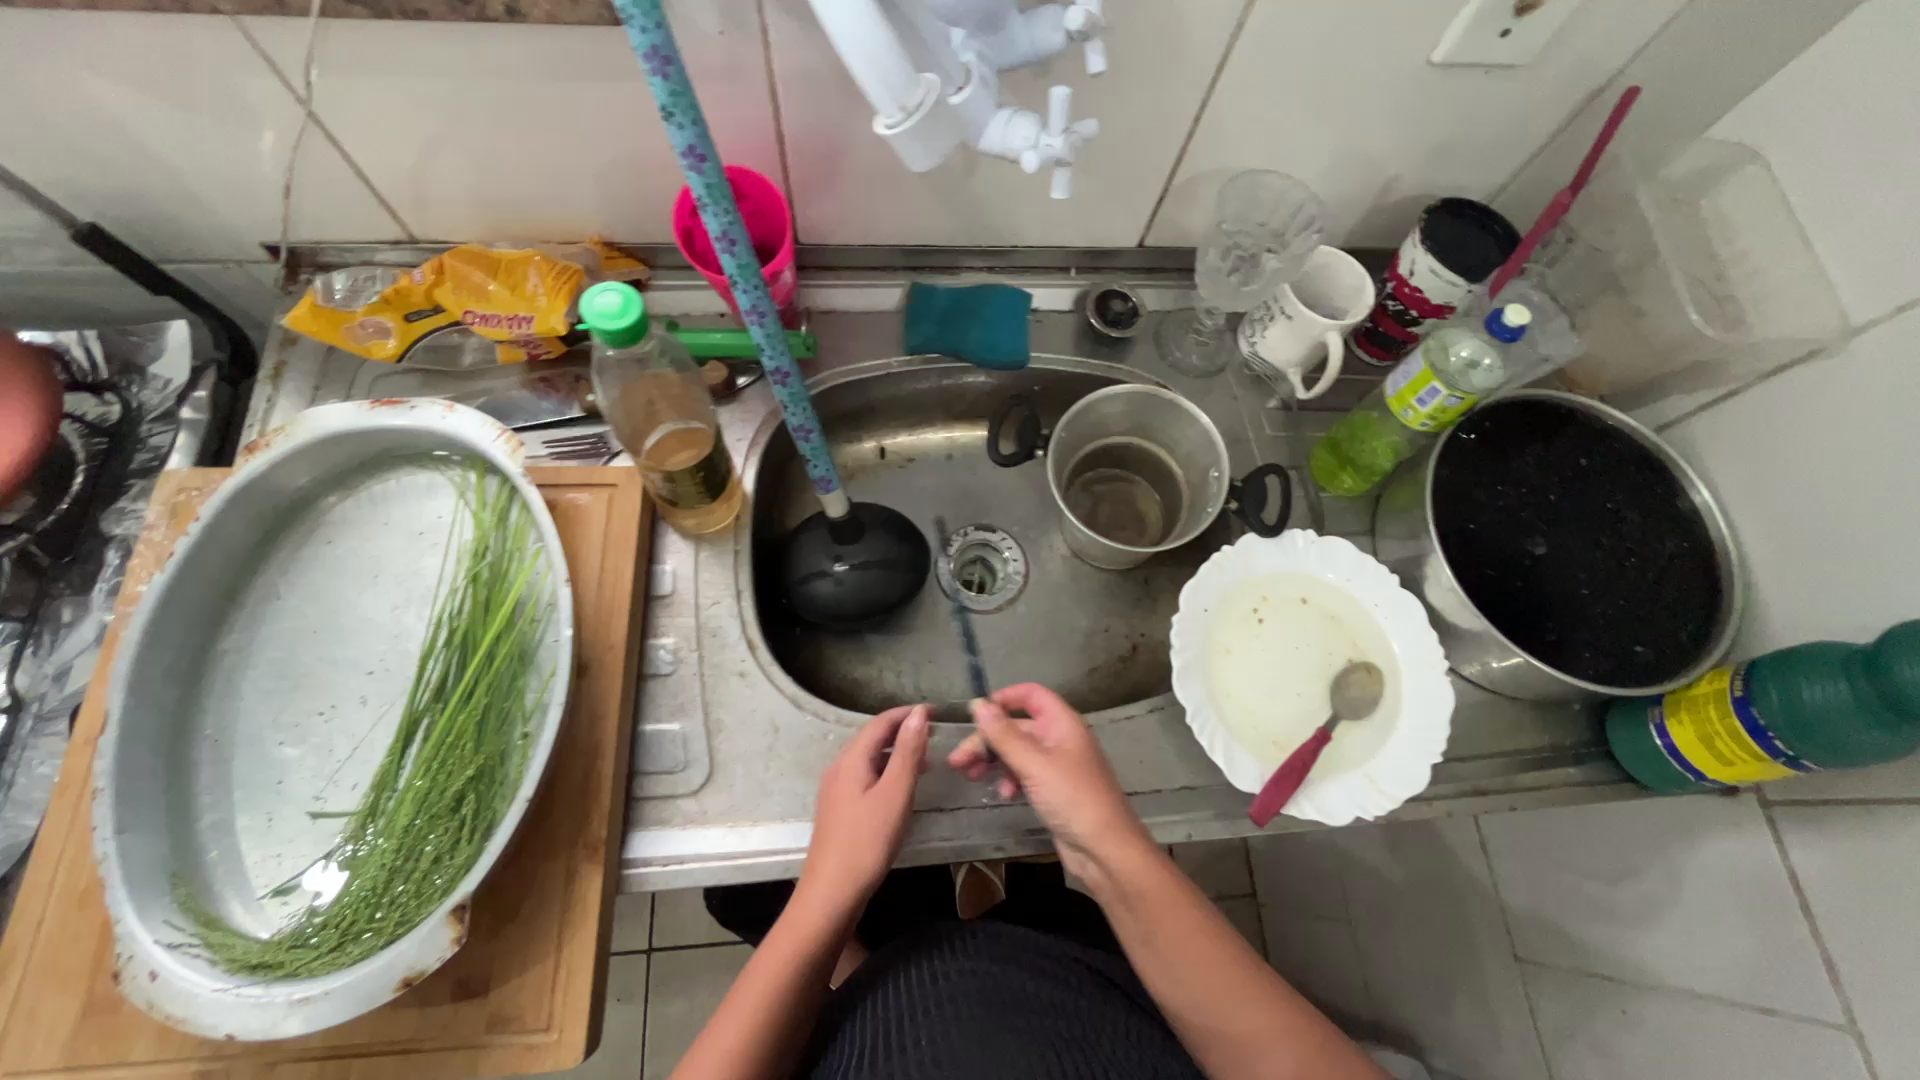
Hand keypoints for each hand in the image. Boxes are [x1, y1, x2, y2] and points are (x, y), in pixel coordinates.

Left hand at [797, 704, 931, 920]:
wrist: (831, 893)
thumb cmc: (867, 842)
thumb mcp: (895, 794)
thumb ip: (907, 752)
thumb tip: (918, 713)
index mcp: (852, 759)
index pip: (881, 722)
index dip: (908, 714)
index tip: (937, 713)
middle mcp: (840, 767)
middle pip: (873, 737)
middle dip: (904, 731)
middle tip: (936, 736)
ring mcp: (837, 789)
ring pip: (870, 758)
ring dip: (897, 753)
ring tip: (926, 761)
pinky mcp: (839, 808)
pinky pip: (866, 776)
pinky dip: (888, 772)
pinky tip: (902, 789)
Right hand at [948, 684, 1153, 883]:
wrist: (1104, 849)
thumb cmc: (1072, 798)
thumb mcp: (1033, 764)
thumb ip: (1003, 734)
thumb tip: (978, 704)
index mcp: (1061, 723)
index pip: (1031, 694)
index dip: (1004, 698)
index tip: (976, 713)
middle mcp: (1060, 738)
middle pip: (1017, 726)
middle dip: (987, 740)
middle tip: (957, 761)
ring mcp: (1057, 765)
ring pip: (1017, 752)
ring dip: (993, 761)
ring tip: (970, 777)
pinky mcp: (1053, 789)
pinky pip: (1025, 774)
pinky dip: (1010, 780)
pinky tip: (1004, 795)